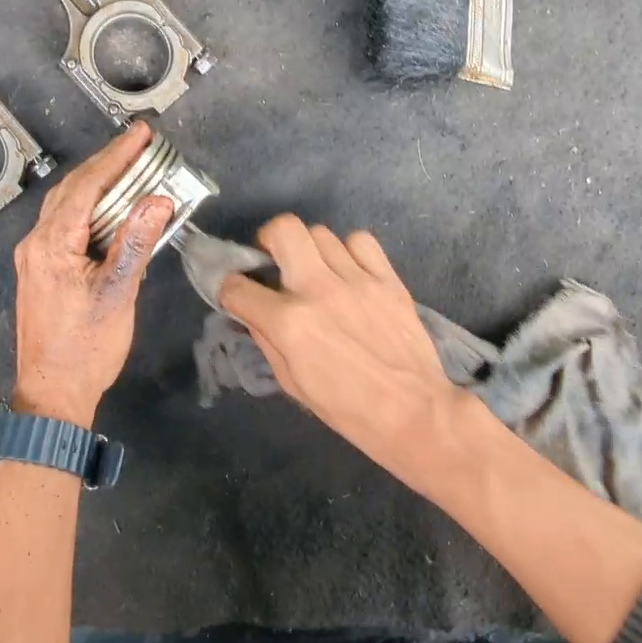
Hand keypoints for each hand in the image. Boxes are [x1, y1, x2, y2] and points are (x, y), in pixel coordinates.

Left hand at [13, 122, 174, 425]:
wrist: (52, 392)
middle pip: (72, 189)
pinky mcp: (40, 270)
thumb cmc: (87, 348)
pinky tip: (110, 209)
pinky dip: (89, 207)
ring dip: (97, 183)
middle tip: (140, 145)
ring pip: (66, 205)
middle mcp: (36, 242)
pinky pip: (64, 224)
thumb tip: (158, 201)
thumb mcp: (118, 294)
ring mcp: (34, 256)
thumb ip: (136, 243)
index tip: (142, 134)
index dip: (116, 157)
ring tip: (130, 169)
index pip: (87, 186)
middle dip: (107, 163)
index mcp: (52, 244)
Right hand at [219, 216, 471, 485]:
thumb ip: (267, 341)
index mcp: (289, 324)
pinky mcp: (389, 279)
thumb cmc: (347, 409)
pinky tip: (350, 272)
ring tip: (316, 272)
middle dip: (268, 240)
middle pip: (284, 230)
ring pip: (321, 233)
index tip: (235, 292)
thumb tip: (251, 312)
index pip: (238, 287)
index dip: (228, 288)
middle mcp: (319, 290)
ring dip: (310, 250)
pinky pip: (361, 241)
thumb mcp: (292, 383)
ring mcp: (357, 280)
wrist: (413, 412)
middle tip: (274, 260)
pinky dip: (349, 251)